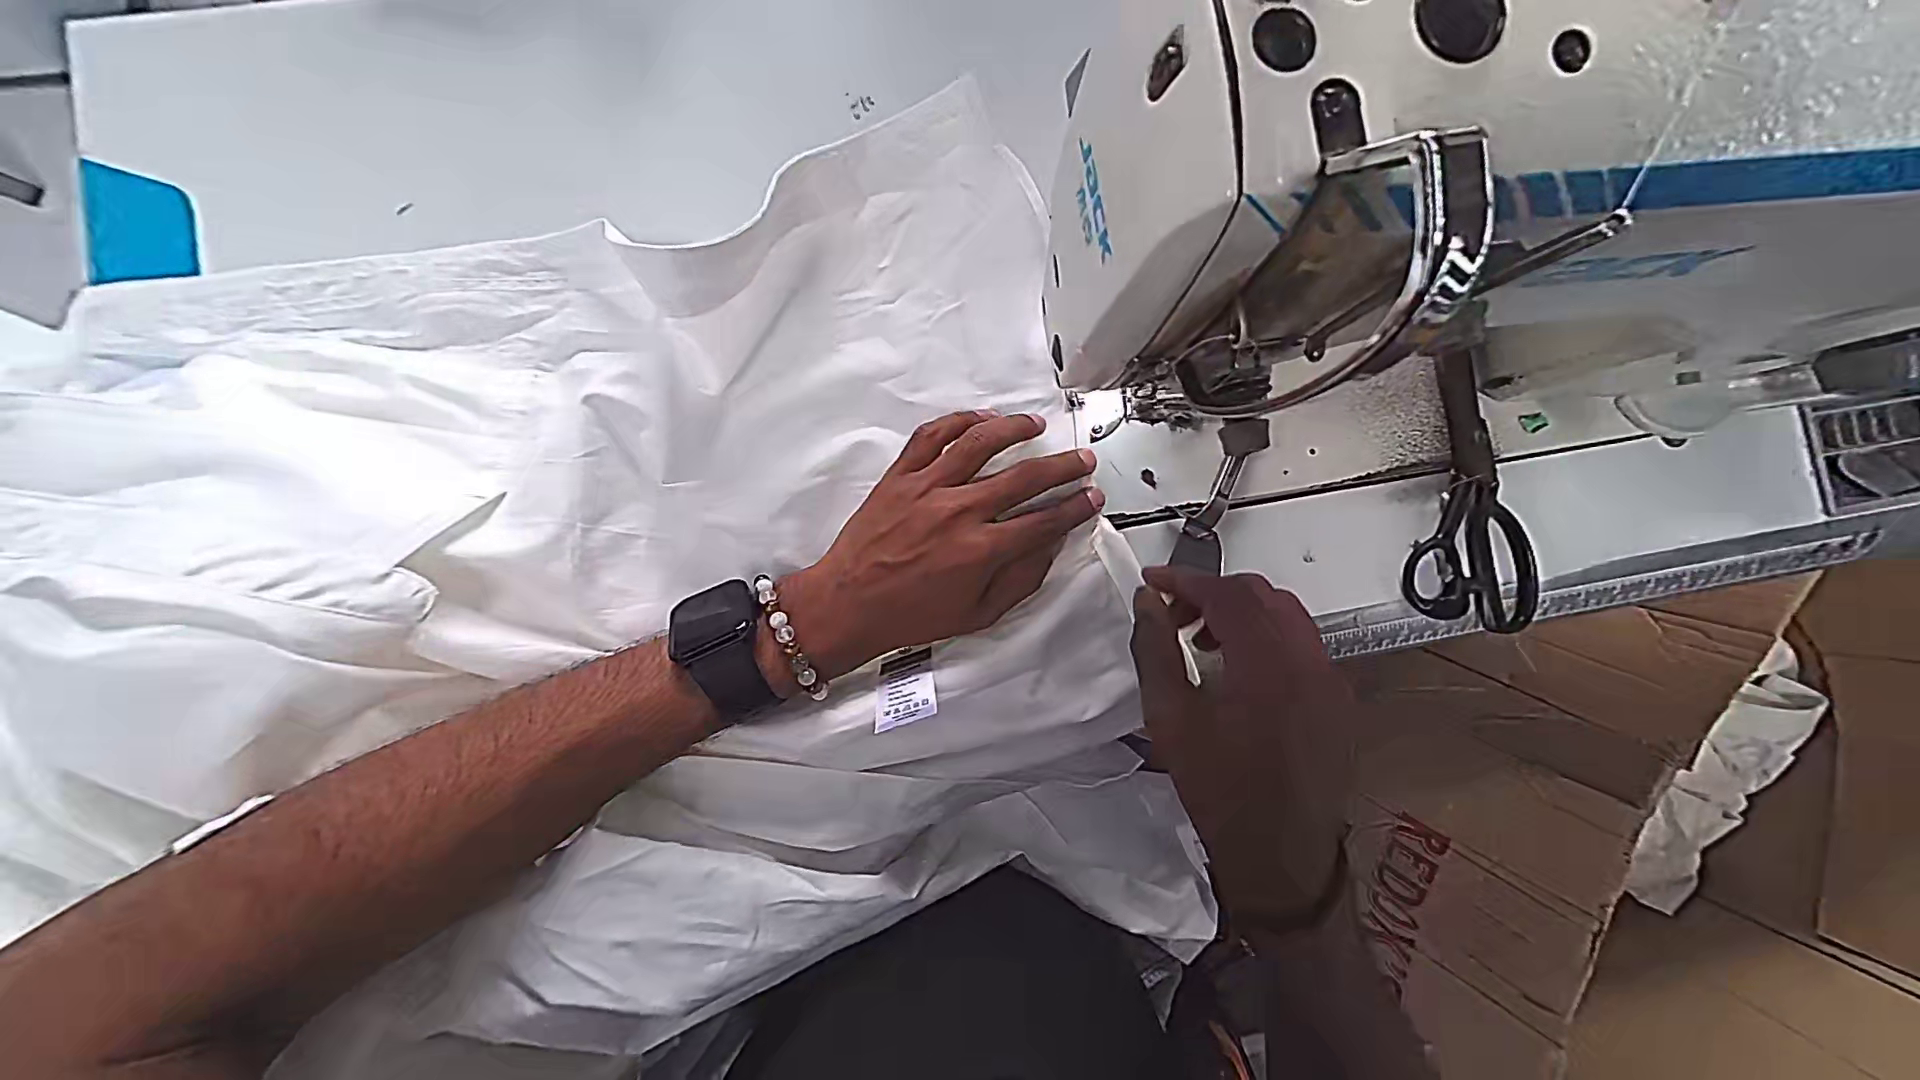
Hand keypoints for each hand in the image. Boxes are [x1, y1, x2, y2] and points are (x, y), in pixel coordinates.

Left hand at [767, 410, 1103, 690]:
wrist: (848, 604)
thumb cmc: (907, 613)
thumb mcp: (976, 614)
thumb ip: (1019, 580)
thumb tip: (1048, 549)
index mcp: (979, 550)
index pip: (1044, 520)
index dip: (1074, 508)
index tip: (1088, 499)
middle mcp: (957, 513)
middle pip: (1025, 477)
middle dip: (1063, 467)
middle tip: (1080, 462)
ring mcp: (927, 489)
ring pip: (981, 443)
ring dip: (1016, 429)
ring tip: (1036, 425)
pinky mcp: (900, 477)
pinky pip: (932, 436)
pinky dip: (959, 421)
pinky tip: (980, 419)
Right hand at [1130, 566, 1355, 926]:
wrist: (1281, 856)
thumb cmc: (1221, 791)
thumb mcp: (1169, 717)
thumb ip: (1154, 648)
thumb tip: (1148, 603)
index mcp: (1268, 664)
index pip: (1227, 593)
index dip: (1184, 579)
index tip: (1153, 583)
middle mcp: (1310, 662)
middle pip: (1259, 594)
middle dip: (1210, 593)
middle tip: (1172, 613)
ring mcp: (1331, 680)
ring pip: (1284, 613)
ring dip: (1239, 612)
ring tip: (1202, 639)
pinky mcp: (1338, 698)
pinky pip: (1301, 642)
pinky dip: (1265, 635)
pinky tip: (1237, 666)